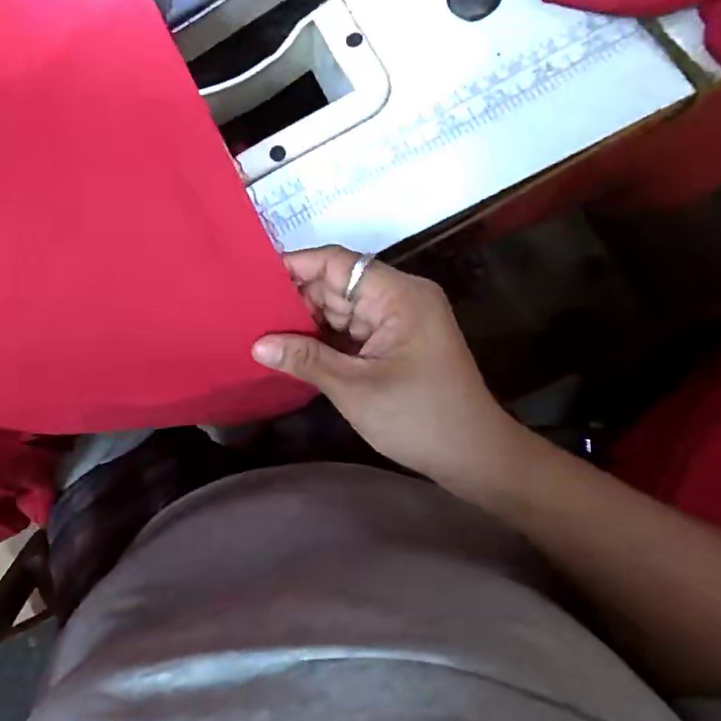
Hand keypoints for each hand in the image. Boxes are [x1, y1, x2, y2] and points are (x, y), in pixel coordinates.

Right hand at [253, 246, 523, 496]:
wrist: (473, 456)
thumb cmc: (419, 418)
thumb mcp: (355, 388)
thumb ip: (305, 359)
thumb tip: (256, 344)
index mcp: (398, 295)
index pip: (338, 263)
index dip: (296, 266)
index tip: (252, 279)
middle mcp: (399, 298)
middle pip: (337, 284)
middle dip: (295, 298)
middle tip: (247, 312)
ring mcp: (397, 320)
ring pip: (340, 308)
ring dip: (305, 321)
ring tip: (259, 329)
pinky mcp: (393, 342)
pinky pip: (350, 329)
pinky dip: (323, 339)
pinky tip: (289, 348)